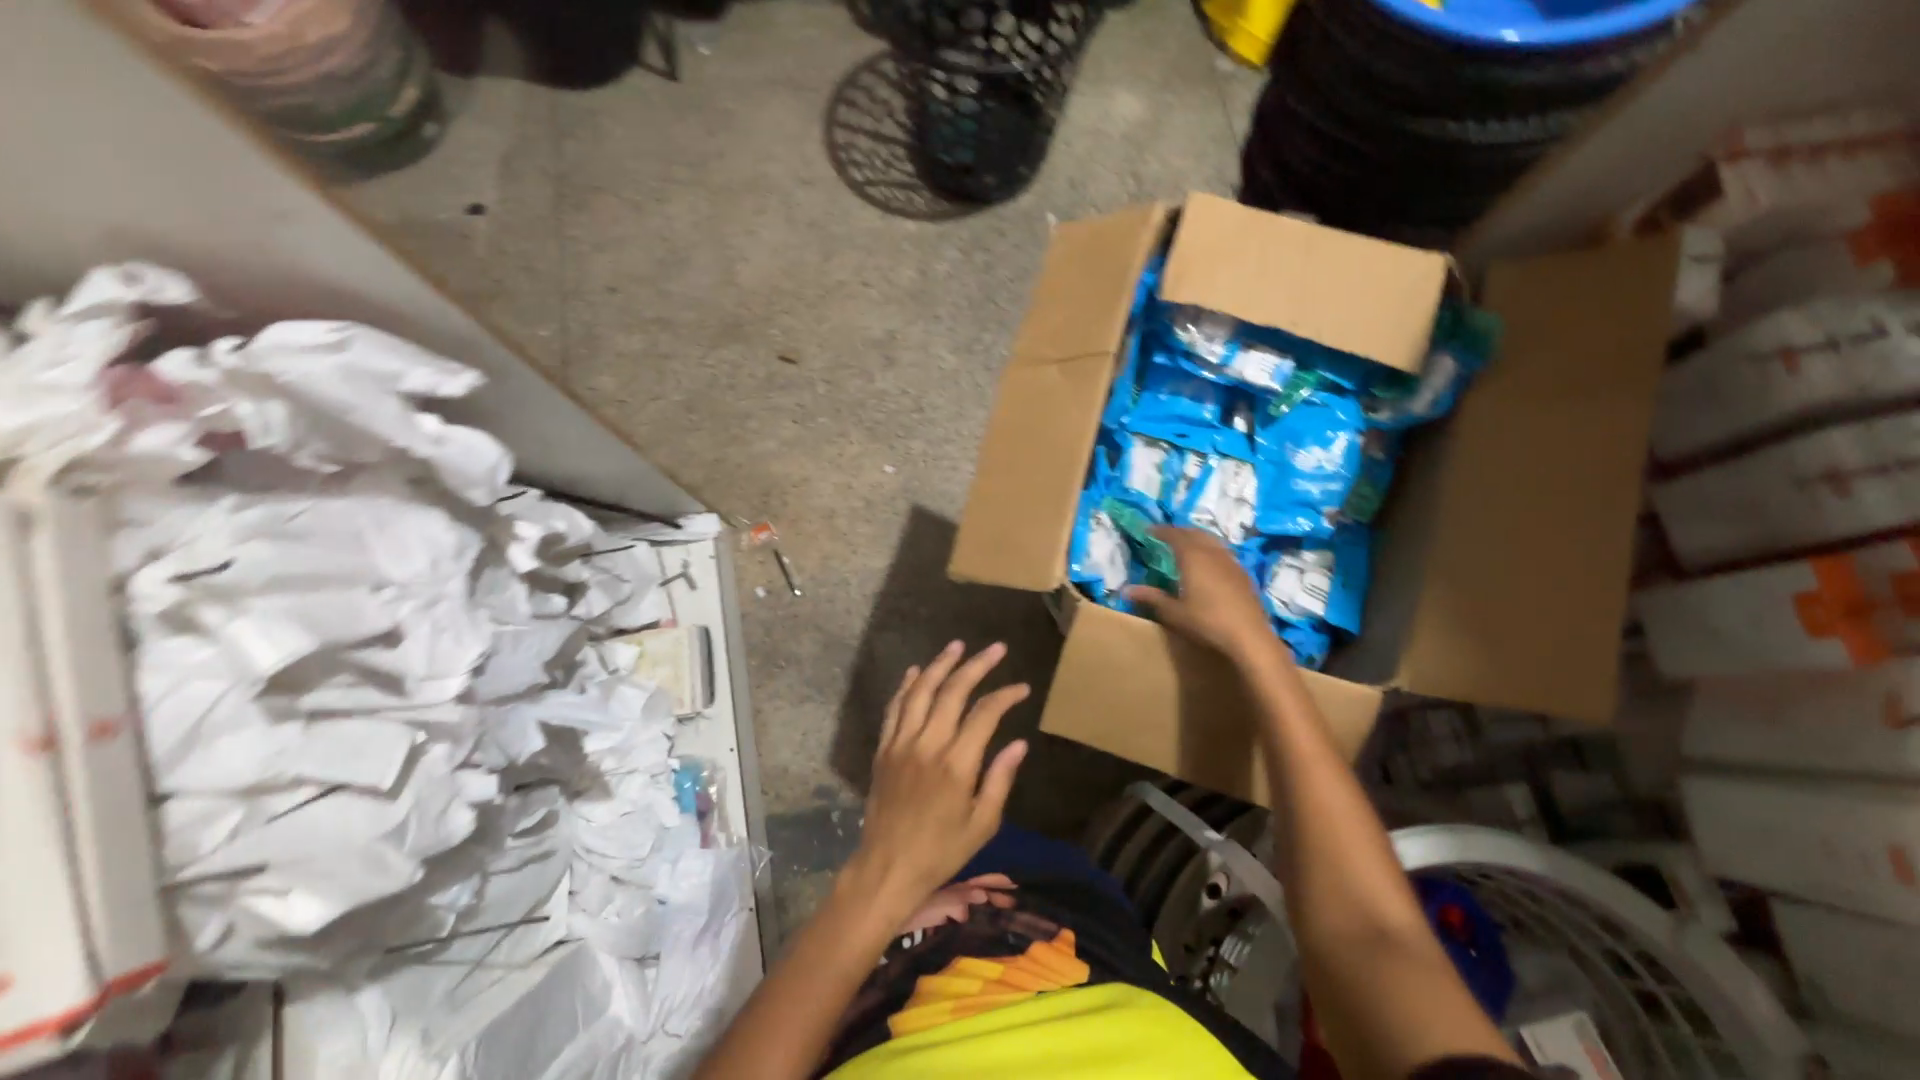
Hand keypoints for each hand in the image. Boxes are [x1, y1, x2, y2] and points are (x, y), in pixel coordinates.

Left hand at [849, 642, 1030, 908]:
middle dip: (977, 666)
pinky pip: (895, 708)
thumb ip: (1000, 779)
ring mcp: (901, 744)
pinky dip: (906, 686)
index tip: (1022, 688)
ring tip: (958, 646)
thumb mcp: (983, 823)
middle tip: (996, 649)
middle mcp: (927, 744)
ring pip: (921, 691)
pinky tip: (916, 671)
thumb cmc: (942, 851)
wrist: (888, 867)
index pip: (985, 713)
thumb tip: (1019, 743)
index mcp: (957, 764)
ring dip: (940, 665)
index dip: (1006, 695)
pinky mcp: (884, 749)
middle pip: (953, 691)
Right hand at [1125, 526, 1280, 663]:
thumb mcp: (1174, 613)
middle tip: (1167, 534)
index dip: (1162, 530)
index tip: (1150, 530)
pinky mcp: (1243, 573)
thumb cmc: (1207, 622)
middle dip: (1180, 531)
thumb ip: (1151, 598)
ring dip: (1197, 537)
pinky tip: (1210, 562)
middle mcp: (1212, 553)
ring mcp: (1231, 562)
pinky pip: (1223, 552)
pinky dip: (1211, 549)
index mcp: (1193, 557)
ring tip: (1188, 544)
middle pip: (1195, 533)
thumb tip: (1126, 590)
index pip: (1175, 535)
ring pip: (1212, 540)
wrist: (1249, 636)